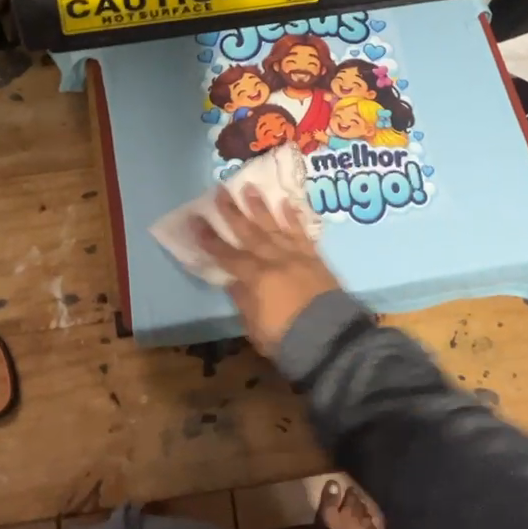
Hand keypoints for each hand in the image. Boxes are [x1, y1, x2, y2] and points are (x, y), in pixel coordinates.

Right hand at [192, 184, 340, 358]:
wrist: (332, 341)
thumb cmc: (288, 341)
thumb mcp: (256, 328)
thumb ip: (244, 301)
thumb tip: (233, 282)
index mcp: (256, 279)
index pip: (227, 255)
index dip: (209, 239)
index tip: (195, 220)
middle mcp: (275, 260)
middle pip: (250, 233)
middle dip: (232, 212)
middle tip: (220, 191)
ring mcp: (297, 257)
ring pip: (274, 226)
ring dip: (260, 207)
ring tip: (249, 187)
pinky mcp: (316, 259)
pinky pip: (302, 234)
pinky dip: (294, 218)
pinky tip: (286, 203)